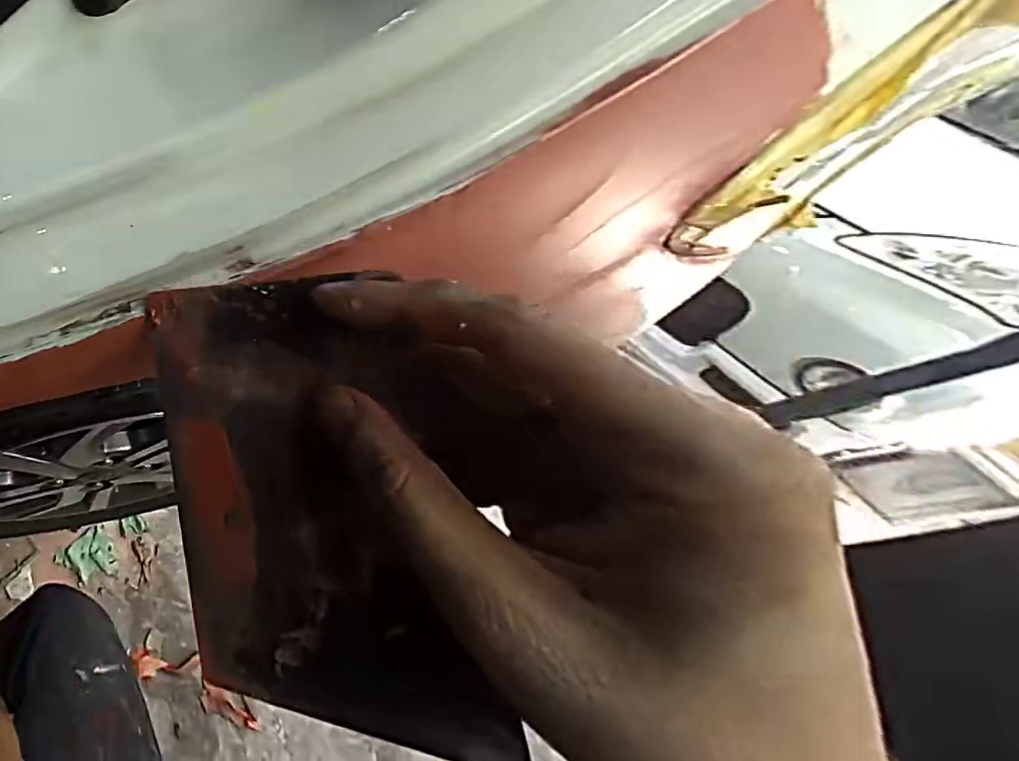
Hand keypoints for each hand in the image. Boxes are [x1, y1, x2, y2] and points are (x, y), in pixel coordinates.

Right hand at [310, 279, 885, 760]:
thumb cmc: (664, 738)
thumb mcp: (515, 623)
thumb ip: (414, 504)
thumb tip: (331, 403)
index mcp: (699, 451)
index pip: (530, 339)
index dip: (415, 309)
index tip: (329, 301)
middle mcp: (690, 428)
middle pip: (516, 361)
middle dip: (408, 357)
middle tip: (320, 352)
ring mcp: (664, 451)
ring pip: (510, 394)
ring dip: (422, 398)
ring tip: (341, 398)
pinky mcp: (632, 478)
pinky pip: (522, 435)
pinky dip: (452, 440)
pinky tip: (394, 444)